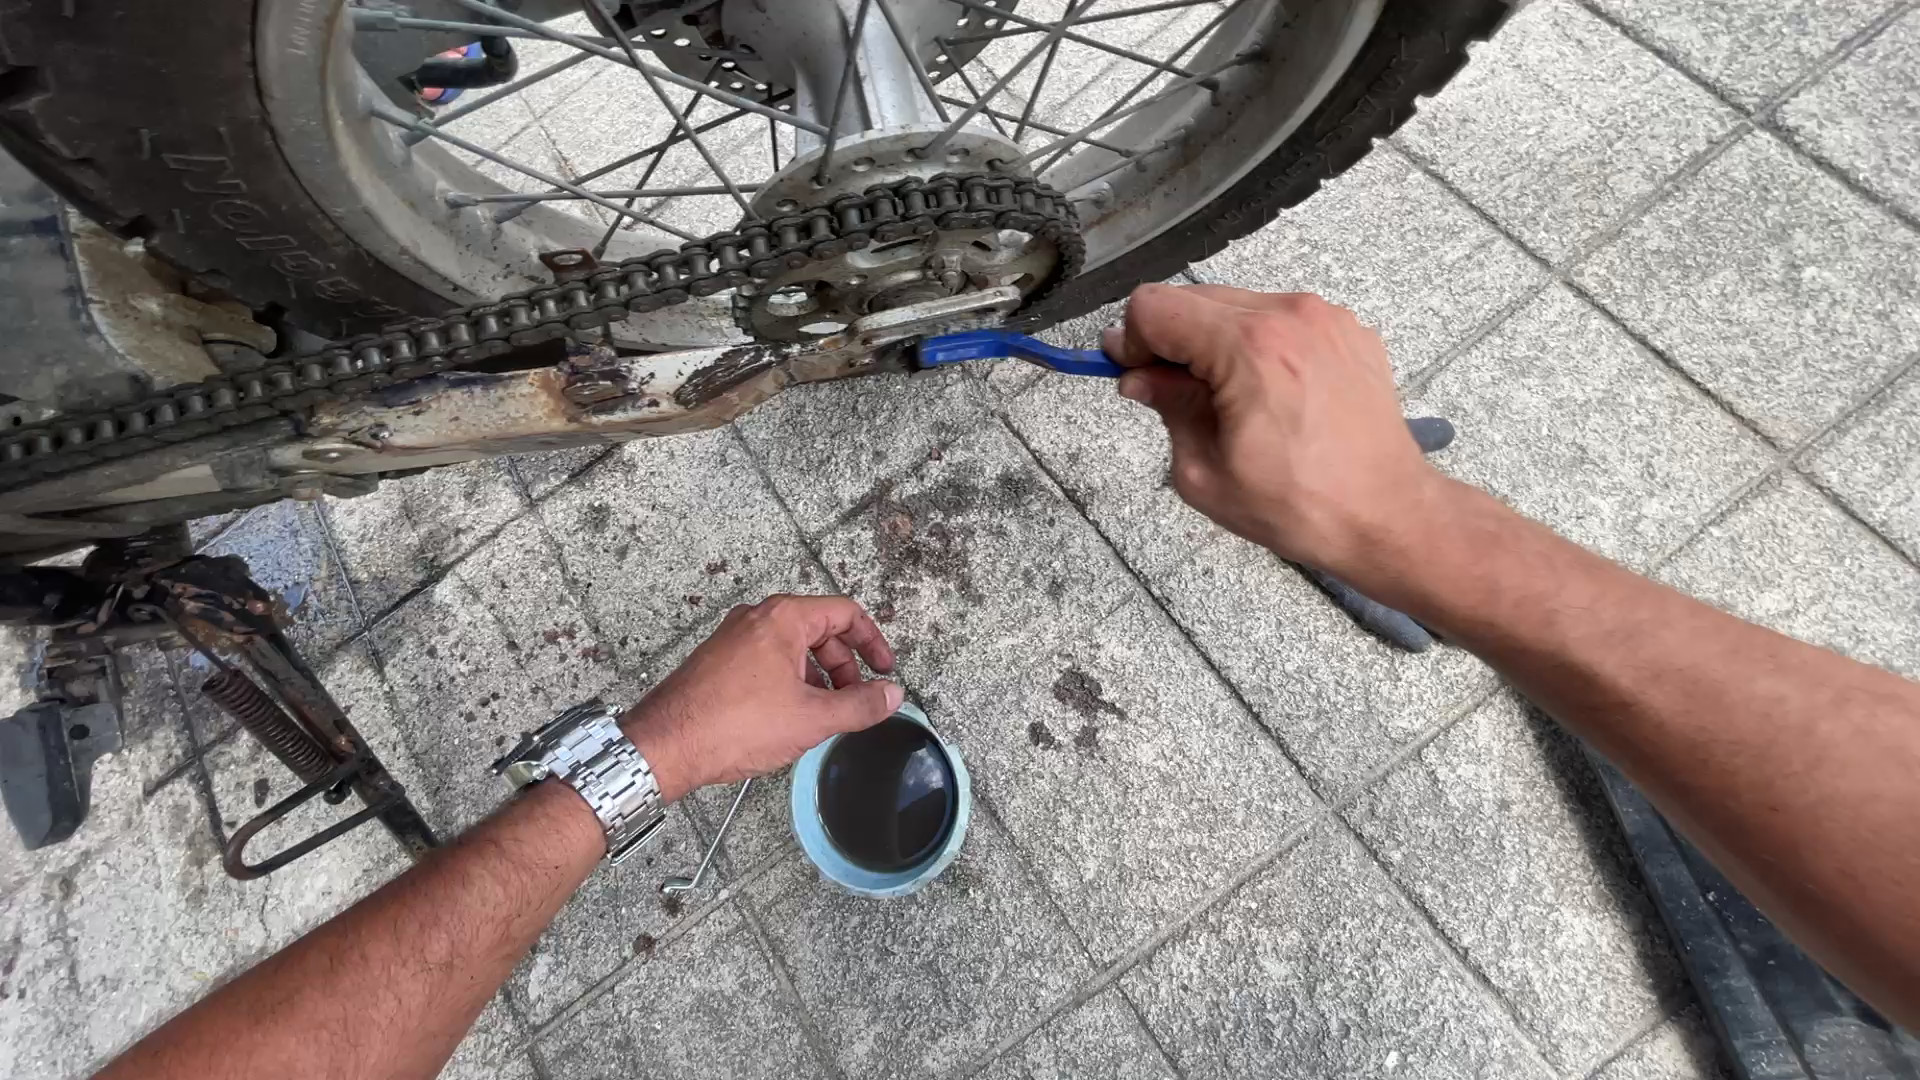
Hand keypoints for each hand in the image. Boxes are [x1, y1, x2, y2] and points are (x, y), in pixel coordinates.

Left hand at [618, 595, 902, 801]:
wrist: (663, 747)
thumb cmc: (733, 725)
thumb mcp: (812, 718)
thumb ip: (860, 704)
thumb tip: (893, 695)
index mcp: (784, 618)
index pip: (845, 613)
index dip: (873, 641)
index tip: (885, 669)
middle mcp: (758, 618)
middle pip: (820, 630)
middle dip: (845, 666)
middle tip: (855, 699)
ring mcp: (734, 638)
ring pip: (793, 647)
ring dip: (818, 676)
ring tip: (823, 714)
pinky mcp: (719, 660)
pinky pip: (768, 660)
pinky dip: (791, 680)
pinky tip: (790, 715)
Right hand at [1104, 284, 1439, 577]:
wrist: (1385, 514)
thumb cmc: (1295, 505)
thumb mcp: (1201, 471)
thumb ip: (1165, 408)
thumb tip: (1138, 378)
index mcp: (1249, 348)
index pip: (1155, 307)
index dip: (1132, 342)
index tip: (1136, 378)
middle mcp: (1288, 315)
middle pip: (1191, 298)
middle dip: (1168, 342)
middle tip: (1169, 394)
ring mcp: (1324, 317)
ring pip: (1233, 304)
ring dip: (1210, 342)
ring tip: (1222, 398)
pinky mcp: (1346, 328)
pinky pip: (1276, 317)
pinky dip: (1253, 344)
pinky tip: (1263, 392)